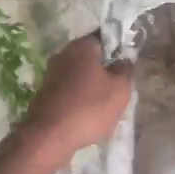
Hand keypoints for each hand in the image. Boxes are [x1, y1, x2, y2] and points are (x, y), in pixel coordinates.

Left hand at [15, 35, 132, 162]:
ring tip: (107, 104)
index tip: (128, 62)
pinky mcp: (46, 94)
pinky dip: (80, 99)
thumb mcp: (119, 89)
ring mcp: (52, 74)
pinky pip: (70, 91)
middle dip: (105, 69)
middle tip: (120, 85)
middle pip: (91, 57)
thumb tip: (124, 61)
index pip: (104, 37)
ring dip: (93, 86)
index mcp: (81, 46)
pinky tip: (88, 115)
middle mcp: (63, 54)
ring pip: (80, 75)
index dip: (118, 47)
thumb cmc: (89, 107)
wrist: (49, 136)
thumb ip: (125, 70)